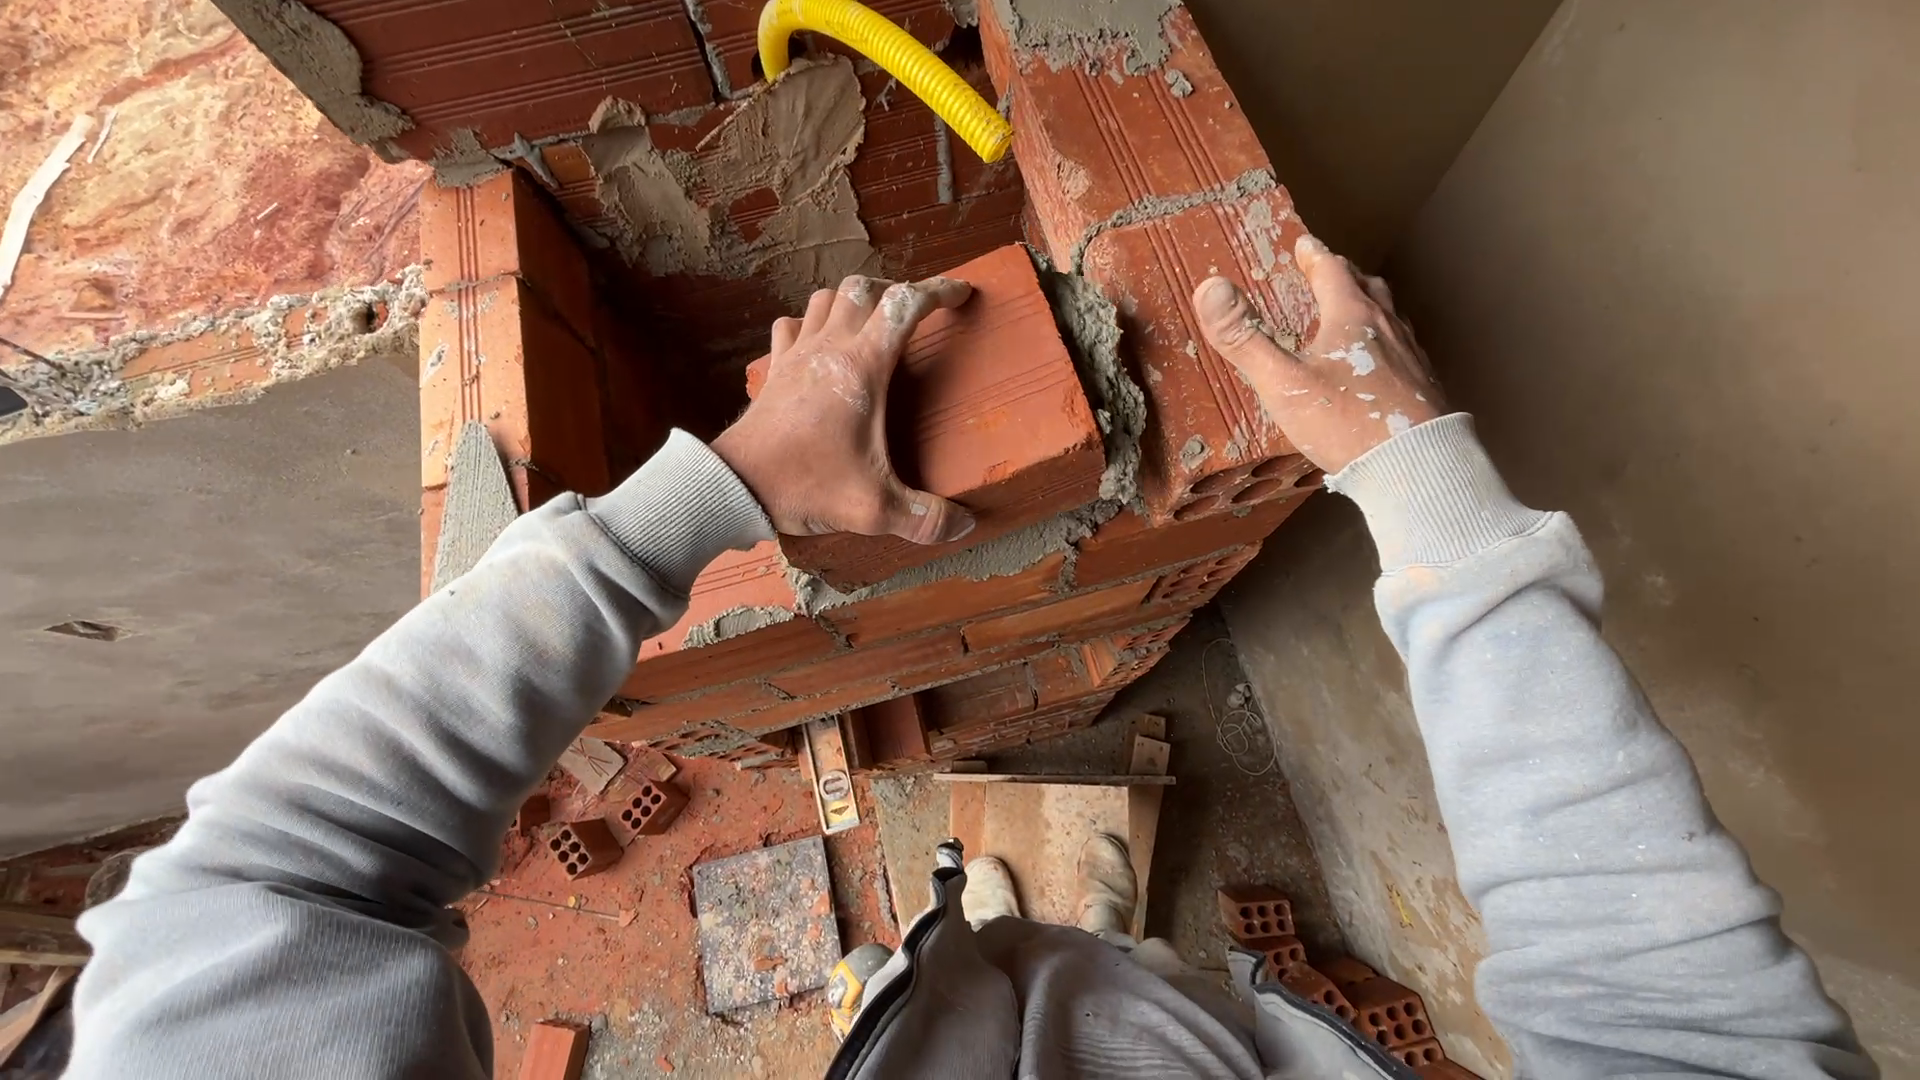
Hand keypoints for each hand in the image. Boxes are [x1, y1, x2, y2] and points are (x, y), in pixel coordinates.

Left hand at [712, 274, 977, 544]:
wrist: (737, 486)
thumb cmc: (806, 485)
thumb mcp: (875, 509)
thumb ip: (925, 519)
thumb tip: (964, 526)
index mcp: (861, 367)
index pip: (905, 306)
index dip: (938, 291)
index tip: (960, 294)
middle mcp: (828, 348)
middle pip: (863, 289)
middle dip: (895, 292)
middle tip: (915, 314)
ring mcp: (796, 356)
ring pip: (825, 299)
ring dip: (853, 302)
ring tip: (872, 325)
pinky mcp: (774, 371)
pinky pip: (791, 326)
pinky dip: (810, 323)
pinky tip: (819, 345)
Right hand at [1193, 234, 1448, 473]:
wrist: (1411, 464)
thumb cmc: (1342, 421)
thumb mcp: (1281, 381)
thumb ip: (1244, 338)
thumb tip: (1209, 288)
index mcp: (1351, 318)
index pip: (1332, 272)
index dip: (1314, 256)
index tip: (1304, 245)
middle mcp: (1386, 328)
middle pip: (1367, 288)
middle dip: (1344, 275)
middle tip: (1328, 272)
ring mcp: (1409, 356)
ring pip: (1389, 316)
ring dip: (1369, 305)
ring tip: (1353, 311)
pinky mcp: (1422, 385)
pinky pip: (1401, 348)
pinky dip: (1383, 341)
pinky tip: (1376, 363)